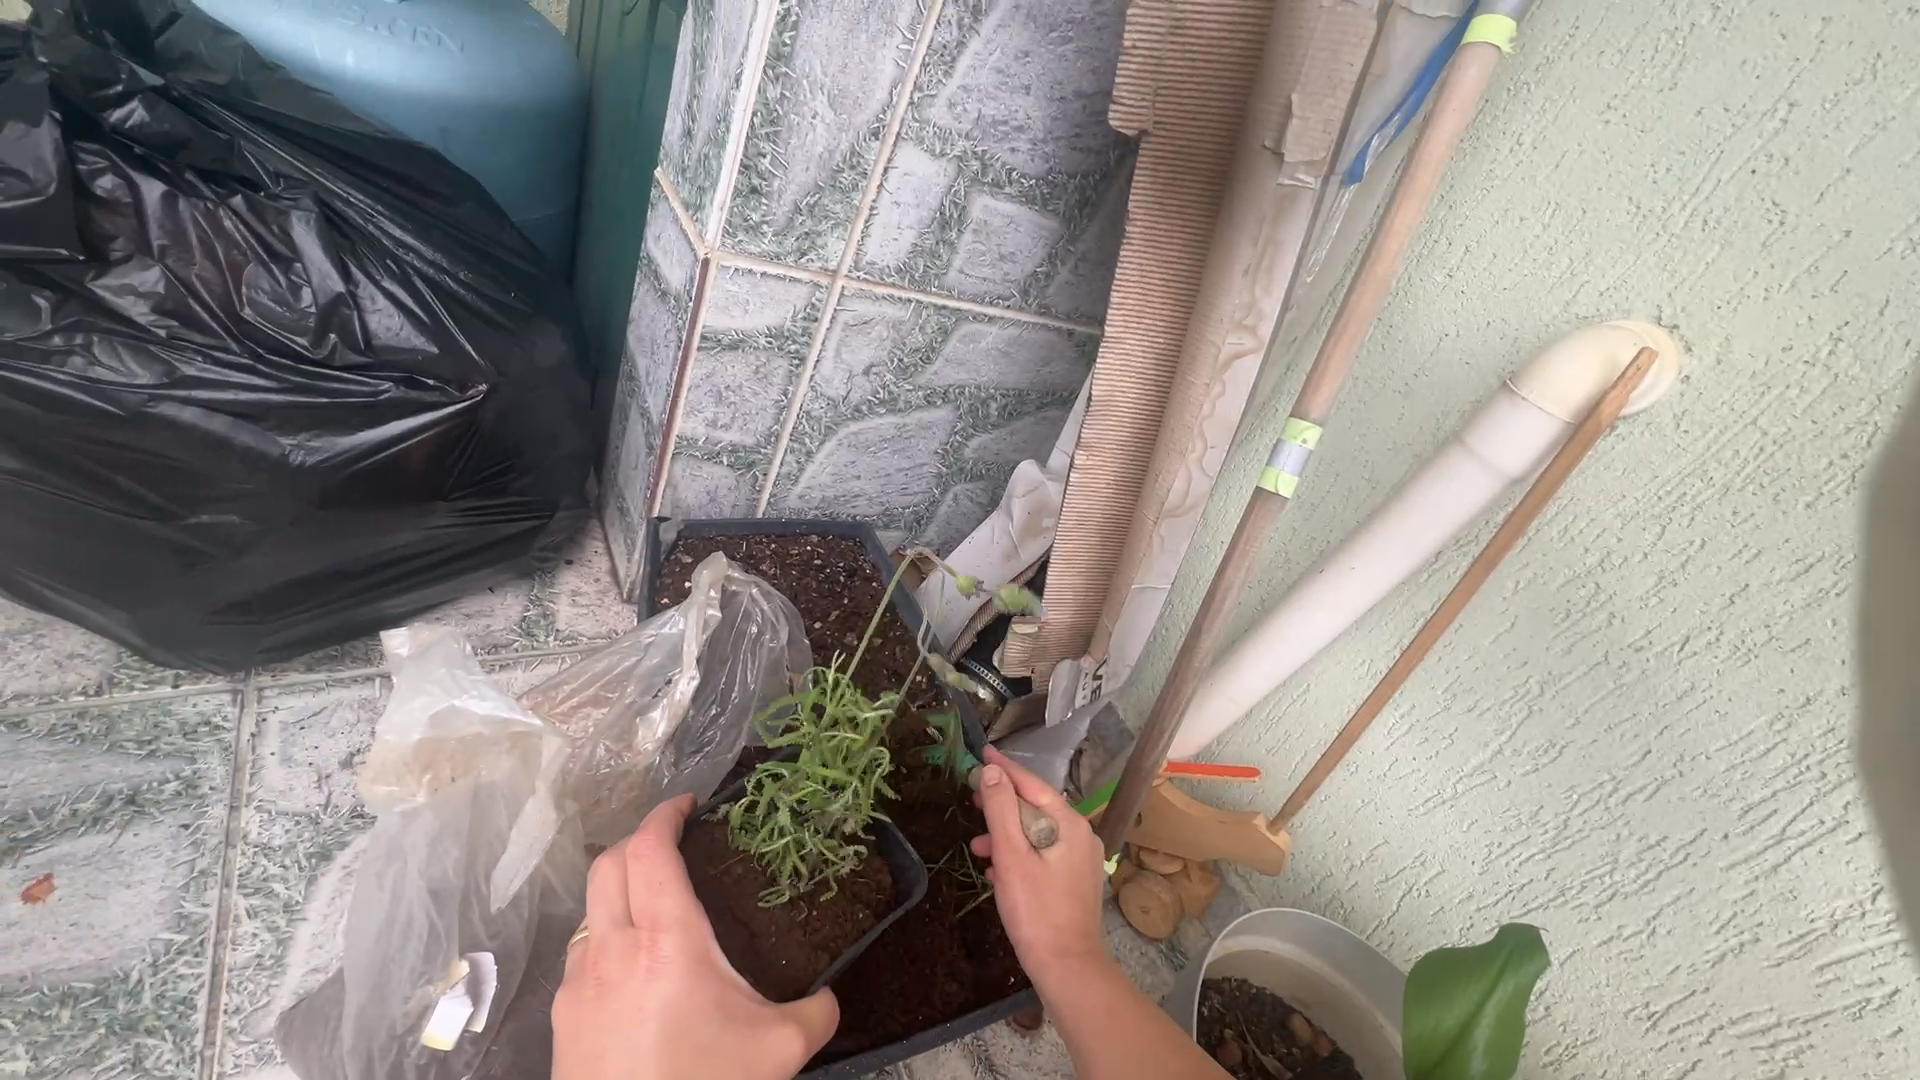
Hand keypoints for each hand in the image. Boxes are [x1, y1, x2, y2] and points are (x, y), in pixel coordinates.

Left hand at [551, 794, 838, 1079]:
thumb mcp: (778, 1049)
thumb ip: (817, 1010)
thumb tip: (832, 996)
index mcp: (666, 939)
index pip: (649, 849)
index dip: (665, 815)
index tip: (689, 804)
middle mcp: (612, 949)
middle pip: (609, 863)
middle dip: (640, 839)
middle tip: (676, 842)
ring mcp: (578, 985)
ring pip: (590, 908)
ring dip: (620, 889)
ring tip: (657, 905)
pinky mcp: (561, 1020)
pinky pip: (581, 954)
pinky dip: (606, 937)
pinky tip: (635, 969)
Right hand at [969, 746, 1108, 983]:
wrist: (1068, 968)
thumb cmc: (1036, 911)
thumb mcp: (1011, 855)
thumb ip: (1001, 810)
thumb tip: (993, 772)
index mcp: (1069, 823)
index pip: (1031, 783)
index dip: (1004, 768)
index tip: (982, 752)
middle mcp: (1080, 834)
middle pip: (1035, 806)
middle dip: (1002, 804)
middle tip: (972, 798)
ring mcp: (1080, 858)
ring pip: (1036, 833)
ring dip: (1006, 835)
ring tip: (978, 847)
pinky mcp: (1075, 880)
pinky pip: (1043, 853)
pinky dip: (1019, 854)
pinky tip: (997, 870)